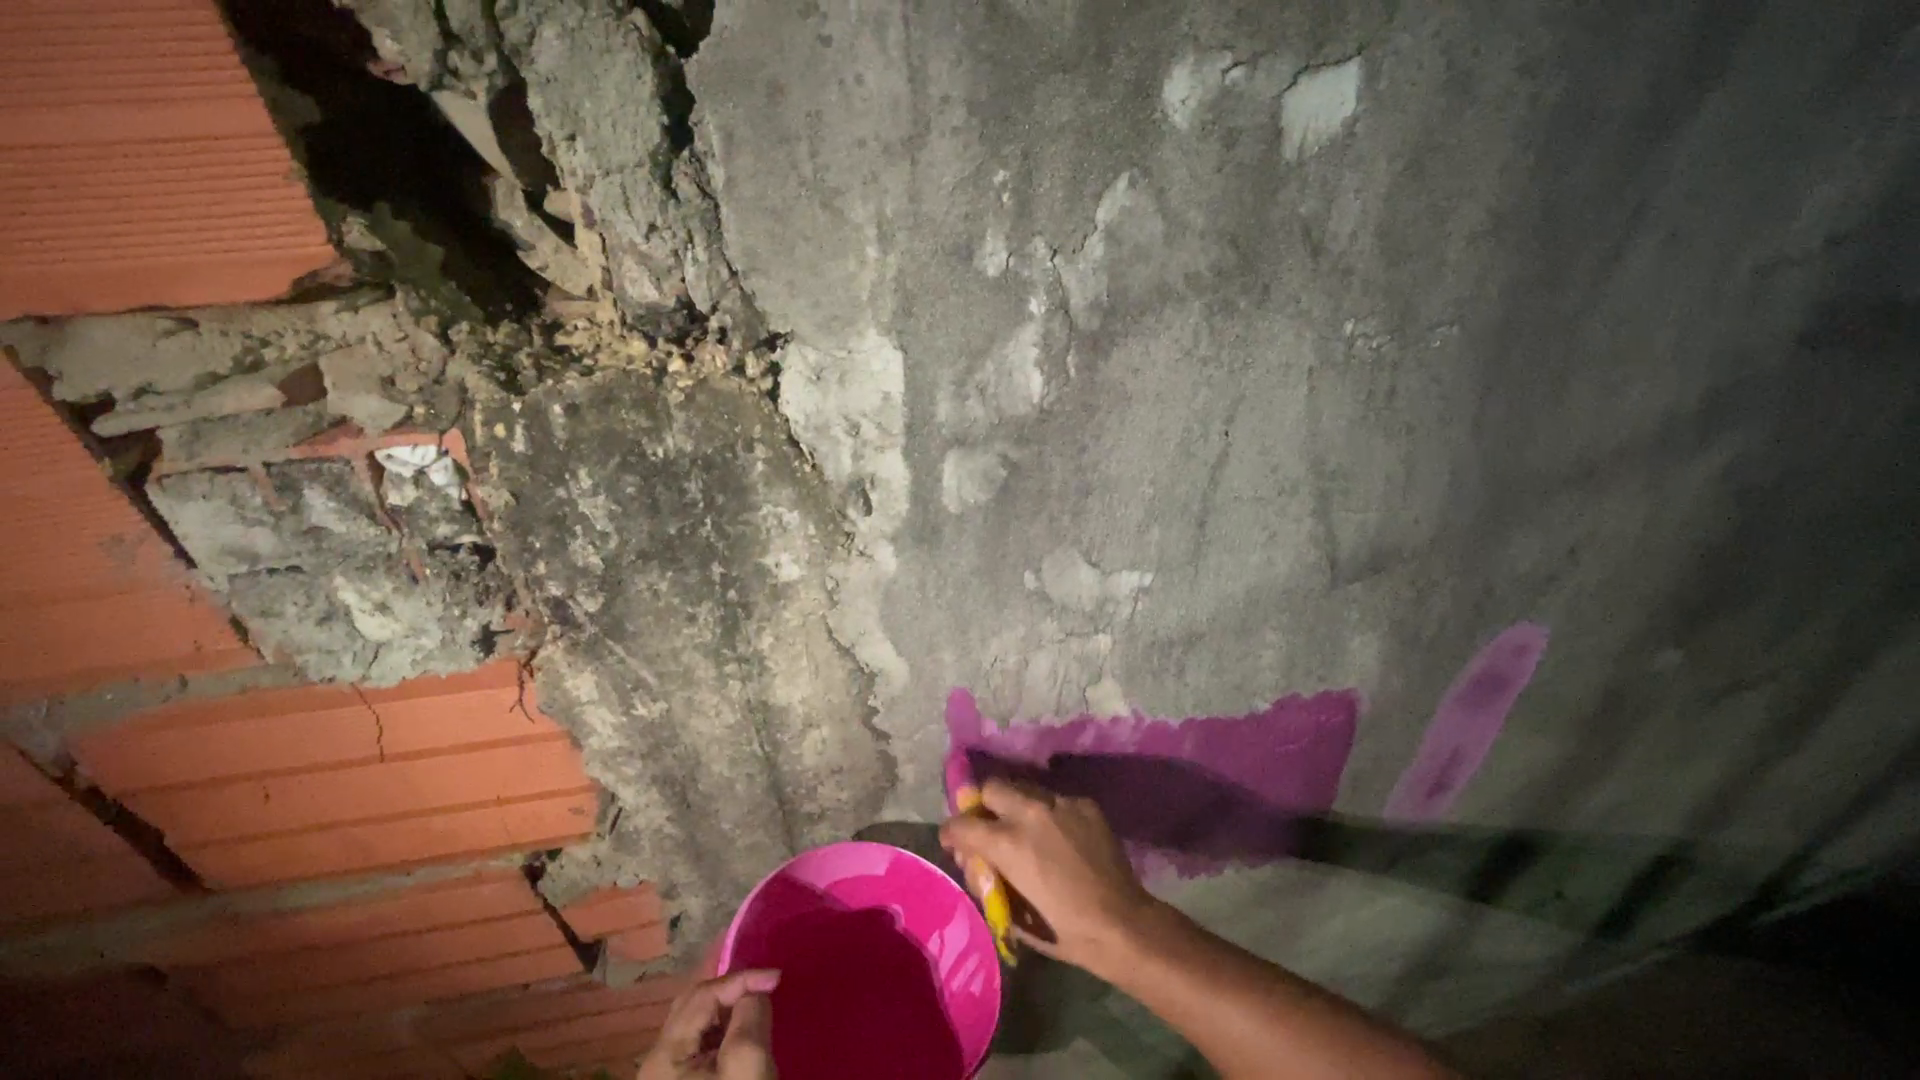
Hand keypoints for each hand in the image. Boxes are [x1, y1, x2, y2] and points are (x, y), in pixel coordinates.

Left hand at [636, 970, 779, 1078]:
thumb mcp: (747, 1064)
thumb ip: (750, 1018)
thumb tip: (755, 993)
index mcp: (666, 1052)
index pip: (705, 994)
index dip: (743, 978)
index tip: (778, 976)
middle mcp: (659, 1058)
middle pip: (693, 1002)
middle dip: (729, 983)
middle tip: (763, 975)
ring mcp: (669, 1073)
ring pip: (697, 1021)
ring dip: (727, 1003)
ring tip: (756, 992)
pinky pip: (702, 1040)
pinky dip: (724, 1024)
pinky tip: (743, 1022)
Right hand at [939, 779, 1158, 973]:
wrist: (1120, 923)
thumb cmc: (1061, 929)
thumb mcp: (1010, 912)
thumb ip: (987, 879)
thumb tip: (974, 859)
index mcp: (1007, 843)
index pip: (962, 823)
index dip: (951, 833)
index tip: (953, 842)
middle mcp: (1030, 813)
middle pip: (992, 788)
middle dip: (984, 806)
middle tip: (990, 828)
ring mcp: (1061, 804)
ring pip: (1025, 789)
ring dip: (1017, 807)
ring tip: (1027, 832)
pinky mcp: (1085, 805)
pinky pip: (1056, 800)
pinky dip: (1050, 815)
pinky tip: (1060, 839)